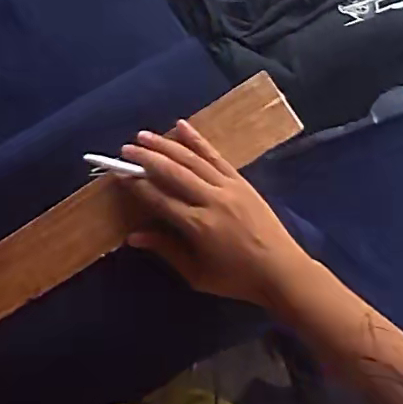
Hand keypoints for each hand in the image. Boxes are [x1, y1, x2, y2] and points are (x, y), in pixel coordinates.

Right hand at [117, 121, 317, 308]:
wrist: (282, 271)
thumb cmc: (235, 278)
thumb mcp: (197, 275)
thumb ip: (165, 251)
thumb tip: (133, 236)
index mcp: (198, 226)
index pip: (161, 199)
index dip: (138, 185)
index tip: (120, 174)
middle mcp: (211, 201)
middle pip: (172, 173)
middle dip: (146, 159)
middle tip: (125, 149)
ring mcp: (227, 187)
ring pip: (191, 160)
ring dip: (165, 145)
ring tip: (143, 135)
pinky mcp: (240, 180)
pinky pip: (215, 155)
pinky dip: (197, 139)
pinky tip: (181, 125)